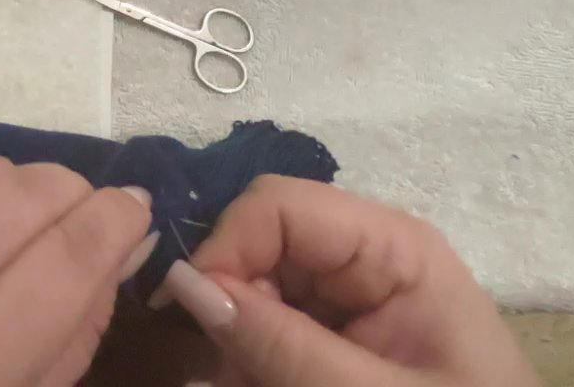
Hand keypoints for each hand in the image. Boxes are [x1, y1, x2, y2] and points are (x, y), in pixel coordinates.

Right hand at [157, 176, 539, 386]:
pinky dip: (249, 357)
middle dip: (228, 304)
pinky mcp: (338, 328)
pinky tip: (250, 384)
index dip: (226, 246)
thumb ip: (280, 344)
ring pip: (254, 285)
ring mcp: (350, 290)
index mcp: (391, 244)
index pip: (276, 205)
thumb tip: (182, 281)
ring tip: (239, 385)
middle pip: (259, 242)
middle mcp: (364, 251)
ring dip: (234, 340)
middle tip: (221, 374)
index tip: (189, 311)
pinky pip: (270, 322)